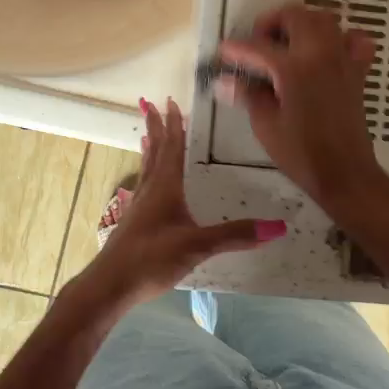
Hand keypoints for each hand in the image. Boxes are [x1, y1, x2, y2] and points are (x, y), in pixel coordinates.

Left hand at [78, 97, 285, 309]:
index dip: (174, 125)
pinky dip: (145, 174)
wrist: (110, 286)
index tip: (170, 101)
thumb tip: (279, 226)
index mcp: (165, 188)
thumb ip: (236, 235)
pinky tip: (143, 185)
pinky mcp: (132, 224)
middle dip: (156, 128)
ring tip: (147, 134)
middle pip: (155, 152)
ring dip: (149, 149)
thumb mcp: (197, 246)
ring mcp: (138, 208)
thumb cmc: (151, 259)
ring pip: (145, 169)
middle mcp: (149, 191)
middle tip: (150, 104)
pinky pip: (142, 187)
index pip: (172, 148)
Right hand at [213, 3, 388, 209]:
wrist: (344, 172)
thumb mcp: (266, 124)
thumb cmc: (301, 153)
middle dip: (271, 23)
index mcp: (293, 67)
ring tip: (286, 43)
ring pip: (323, 18)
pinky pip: (353, 40)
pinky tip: (326, 53)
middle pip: (294, 15)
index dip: (236, 49)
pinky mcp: (357, 71)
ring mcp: (342, 59)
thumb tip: (226, 81)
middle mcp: (320, 53)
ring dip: (302, 23)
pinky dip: (340, 38)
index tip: (223, 54)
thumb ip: (249, 95)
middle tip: (256, 45)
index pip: (257, 46)